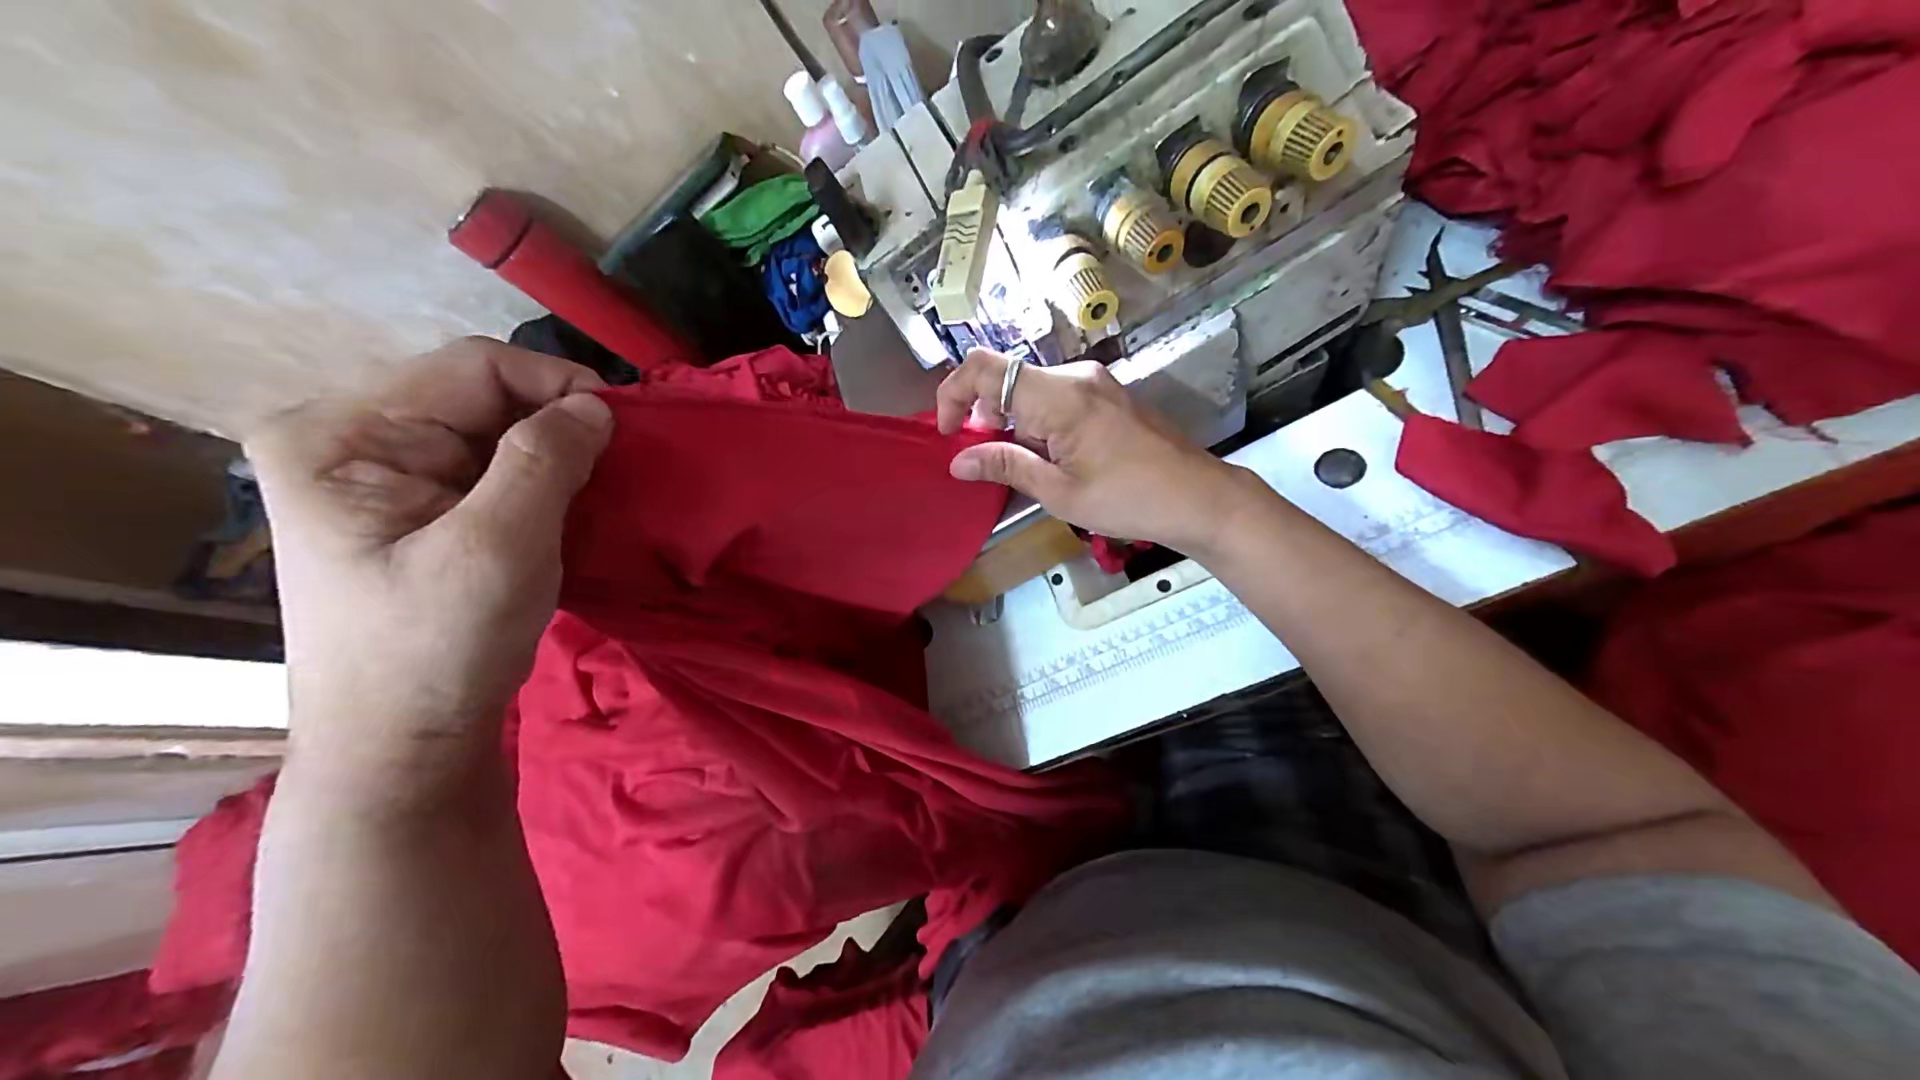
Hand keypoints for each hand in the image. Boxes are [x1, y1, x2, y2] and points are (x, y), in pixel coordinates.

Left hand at [246, 338, 612, 789]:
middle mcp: (351, 440)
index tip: (623, 427)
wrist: (406, 745)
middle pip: (483, 397)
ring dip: (557, 456)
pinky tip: (572, 507)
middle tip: (619, 465)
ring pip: (496, 432)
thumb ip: (546, 461)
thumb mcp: (499, 548)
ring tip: (602, 489)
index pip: (473, 369)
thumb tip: (597, 405)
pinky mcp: (416, 509)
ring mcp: (382, 477)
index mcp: (340, 435)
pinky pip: (494, 469)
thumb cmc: (438, 648)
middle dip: (559, 424)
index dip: (558, 385)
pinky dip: (544, 481)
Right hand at [936, 349, 1256, 554]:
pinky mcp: (1106, 394)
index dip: (952, 394)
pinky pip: (1054, 395)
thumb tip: (958, 460)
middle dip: (981, 413)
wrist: (1199, 496)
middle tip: (984, 458)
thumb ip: (1006, 466)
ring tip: (1020, 463)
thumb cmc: (1130, 500)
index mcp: (1059, 396)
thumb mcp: (1060, 492)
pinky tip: (1047, 454)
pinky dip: (1034, 419)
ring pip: (1028, 386)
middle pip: (1004, 376)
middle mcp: (1075, 377)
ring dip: (1008, 419)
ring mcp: (1094, 382)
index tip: (948, 434)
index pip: (984, 368)